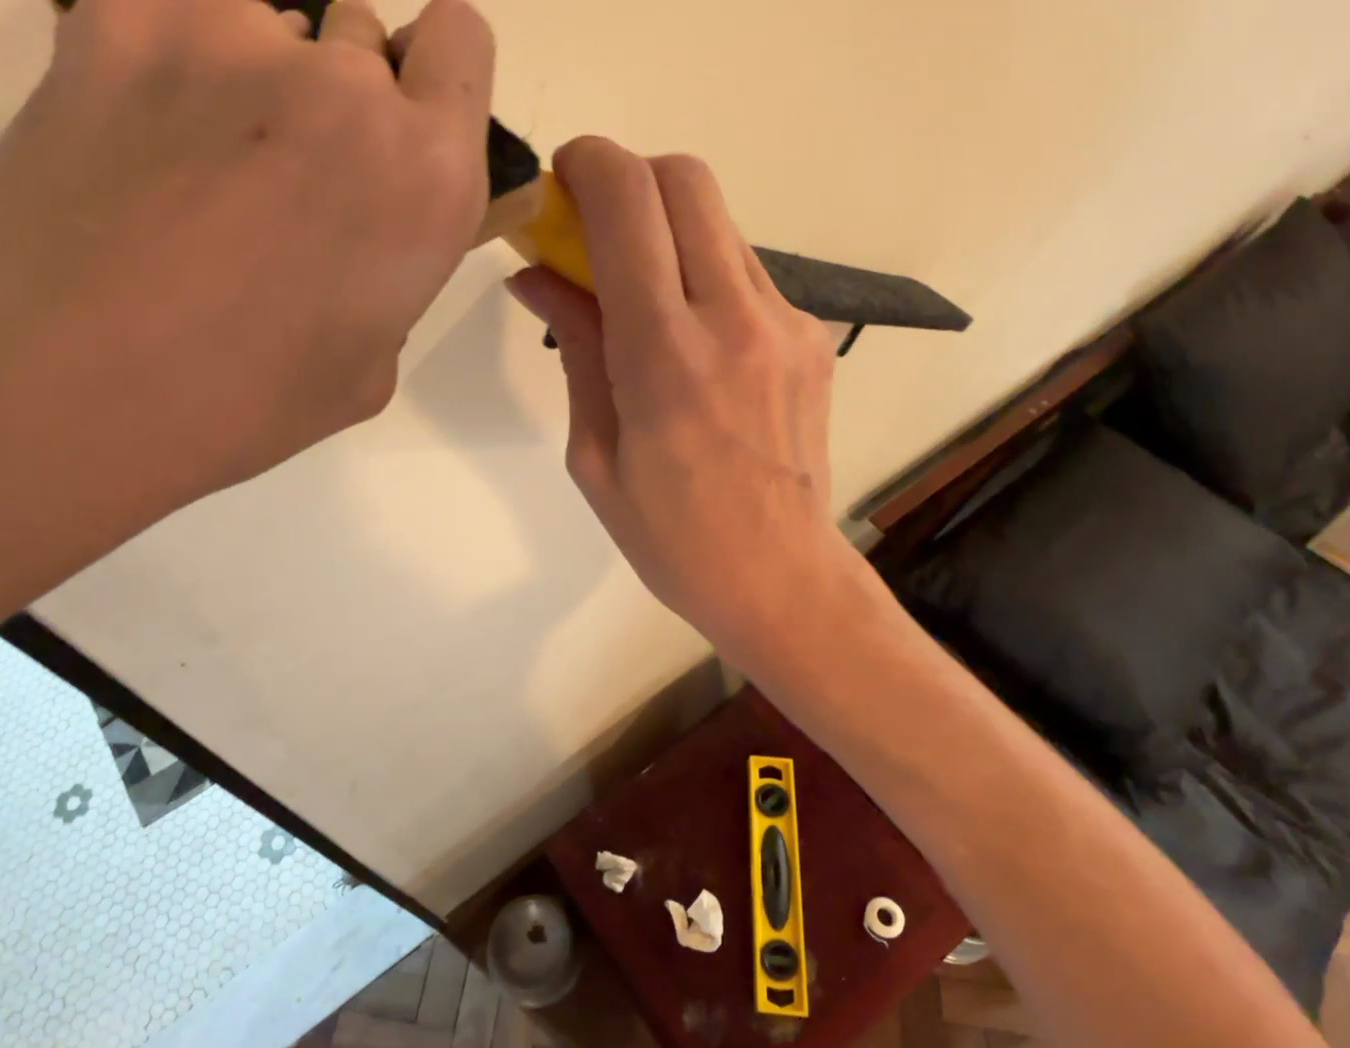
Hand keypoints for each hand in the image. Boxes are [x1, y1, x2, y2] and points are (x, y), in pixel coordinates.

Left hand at [0, 0, 492, 501]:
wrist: (62, 384)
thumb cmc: (239, 404)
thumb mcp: (368, 366)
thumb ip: (391, 266)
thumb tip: (362, 228)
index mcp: (428, 179)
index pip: (462, 43)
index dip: (432, 80)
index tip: (397, 126)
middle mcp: (352, 88)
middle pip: (364, 30)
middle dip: (340, 90)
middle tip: (283, 171)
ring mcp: (236, 34)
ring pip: (270, 18)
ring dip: (254, 73)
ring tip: (192, 158)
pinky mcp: (127, 11)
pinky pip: (176, 10)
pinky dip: (169, 54)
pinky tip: (133, 129)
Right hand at [505, 137, 857, 671]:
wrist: (780, 578)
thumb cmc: (670, 537)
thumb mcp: (596, 454)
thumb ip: (576, 348)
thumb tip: (536, 275)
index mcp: (663, 355)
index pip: (626, 202)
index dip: (584, 166)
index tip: (558, 187)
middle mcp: (732, 319)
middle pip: (684, 178)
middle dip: (628, 179)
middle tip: (595, 232)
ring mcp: (784, 323)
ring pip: (720, 220)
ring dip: (669, 231)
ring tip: (644, 298)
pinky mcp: (812, 336)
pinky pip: (748, 271)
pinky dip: (706, 275)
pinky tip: (694, 339)